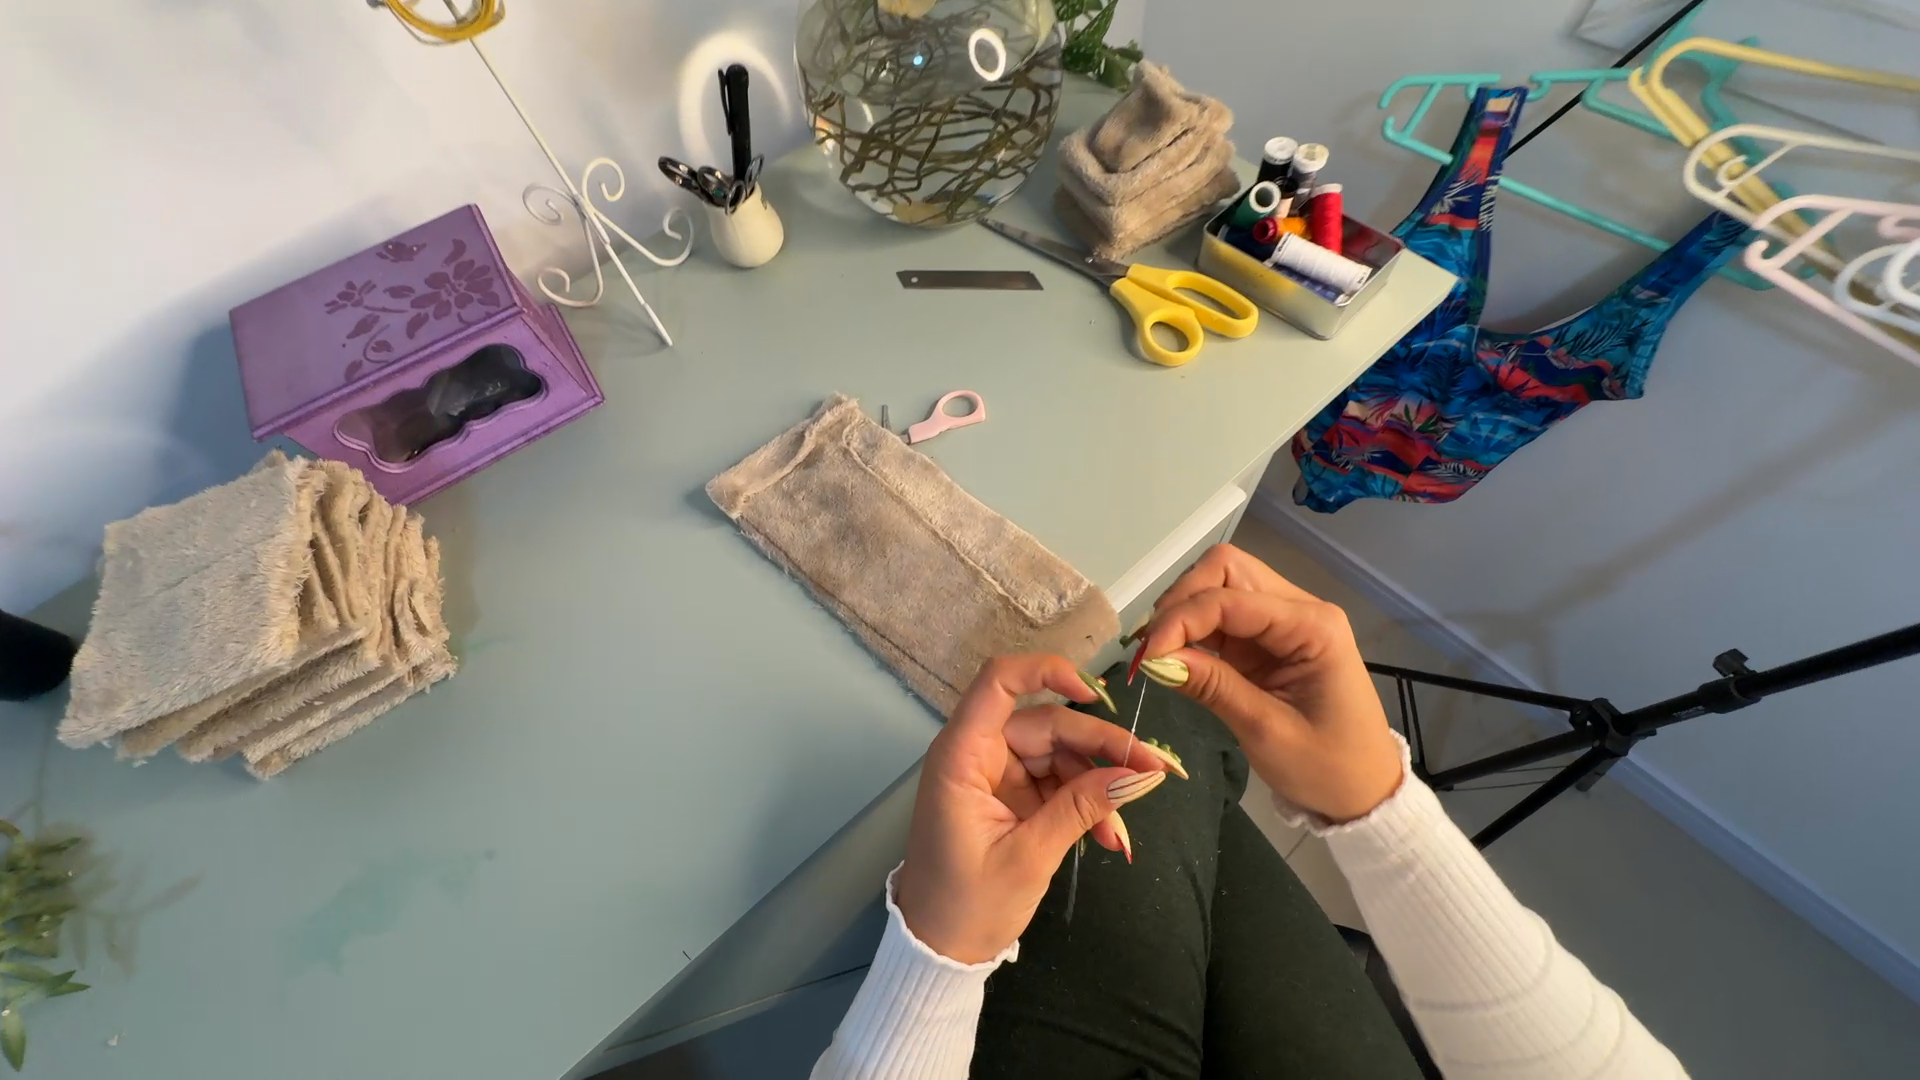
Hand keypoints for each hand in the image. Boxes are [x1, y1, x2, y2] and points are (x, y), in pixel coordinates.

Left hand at [893, 654, 1181, 964]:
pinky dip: (1084, 804)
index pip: (998, 682)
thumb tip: (1140, 775)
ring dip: (1097, 786)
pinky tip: (1109, 837)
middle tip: (1153, 773)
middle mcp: (979, 752)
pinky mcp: (1013, 794)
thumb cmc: (967, 904)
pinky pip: (1058, 782)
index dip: (1046, 671)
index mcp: (963, 755)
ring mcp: (998, 772)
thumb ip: (1081, 809)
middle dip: (1101, 748)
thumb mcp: (1029, 857)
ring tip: (1122, 832)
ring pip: (1060, 754)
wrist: (939, 950)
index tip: (1094, 693)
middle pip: (1047, 724)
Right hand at [1138, 544, 1402, 822]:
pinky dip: (1190, 628)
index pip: (1230, 599)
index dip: (1182, 619)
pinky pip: (1218, 615)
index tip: (1148, 656)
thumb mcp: (1267, 732)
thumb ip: (1212, 687)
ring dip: (1182, 611)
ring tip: (1161, 652)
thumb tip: (1155, 660)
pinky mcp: (1262, 638)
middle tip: (1155, 646)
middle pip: (1225, 569)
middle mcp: (1298, 609)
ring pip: (1217, 583)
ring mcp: (1279, 621)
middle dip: (1182, 600)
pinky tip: (1175, 655)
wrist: (1364, 793)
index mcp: (1313, 627)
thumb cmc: (1328, 768)